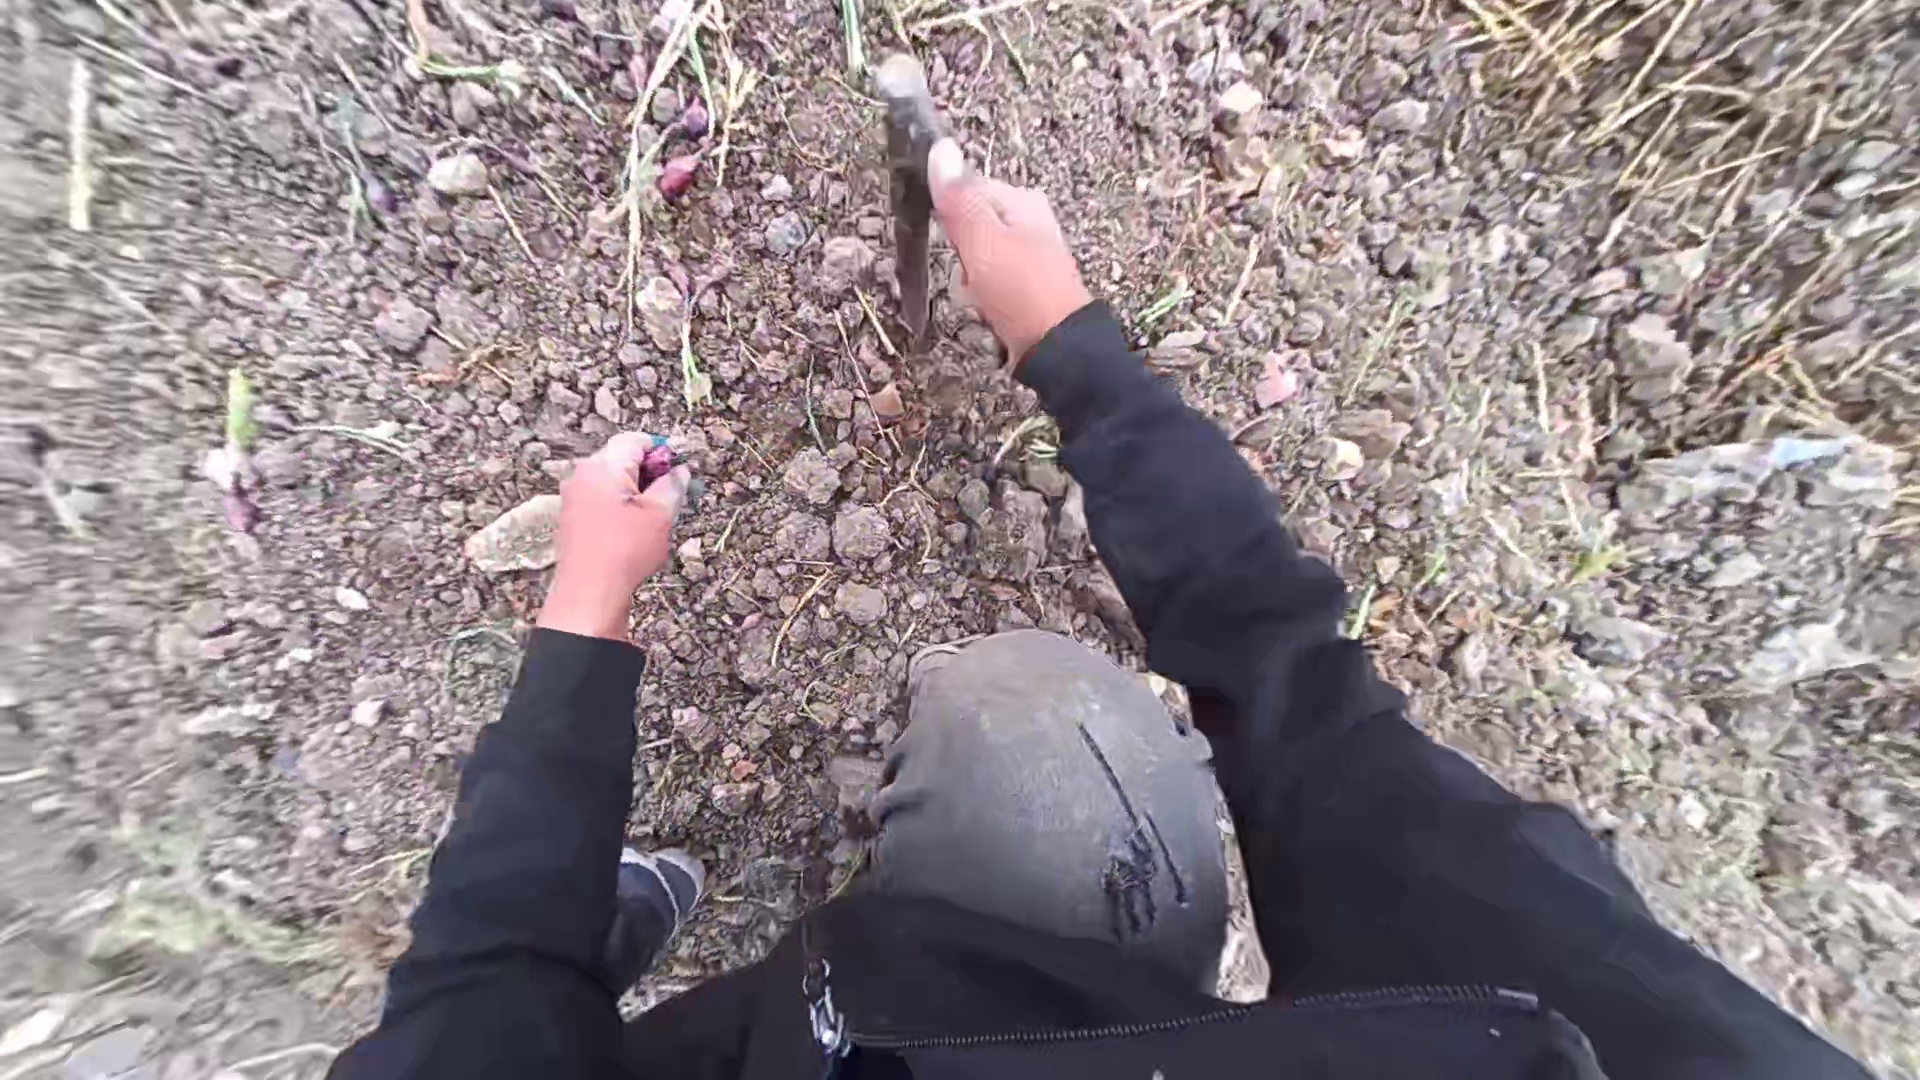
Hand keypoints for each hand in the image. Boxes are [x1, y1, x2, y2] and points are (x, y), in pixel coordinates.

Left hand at [536, 432, 691, 641]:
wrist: (590, 592)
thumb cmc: (624, 551)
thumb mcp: (660, 513)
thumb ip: (673, 485)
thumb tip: (681, 471)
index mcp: (602, 467)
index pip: (636, 441)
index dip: (664, 451)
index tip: (682, 470)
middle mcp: (583, 475)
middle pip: (624, 458)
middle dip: (654, 472)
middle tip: (676, 495)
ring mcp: (576, 496)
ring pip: (616, 480)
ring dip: (642, 490)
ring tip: (661, 515)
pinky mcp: (576, 516)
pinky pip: (606, 497)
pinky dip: (627, 504)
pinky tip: (641, 527)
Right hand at [927, 138, 1091, 366]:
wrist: (1055, 348)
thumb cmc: (1021, 291)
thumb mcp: (983, 240)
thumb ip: (960, 199)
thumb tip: (939, 149)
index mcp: (1022, 202)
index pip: (967, 193)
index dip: (952, 221)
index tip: (956, 244)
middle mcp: (1028, 226)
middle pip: (970, 235)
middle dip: (964, 262)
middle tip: (976, 278)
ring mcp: (1028, 262)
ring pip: (977, 268)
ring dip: (973, 290)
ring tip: (988, 303)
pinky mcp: (1025, 294)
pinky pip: (990, 293)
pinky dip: (987, 307)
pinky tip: (995, 317)